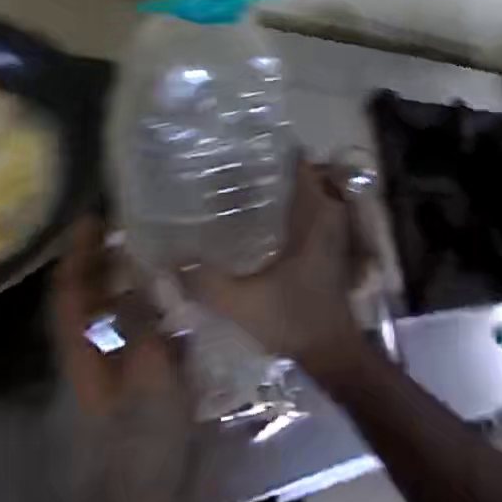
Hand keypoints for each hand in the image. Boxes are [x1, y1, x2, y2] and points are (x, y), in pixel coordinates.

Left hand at [51, 220, 190, 501]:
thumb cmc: (141, 438)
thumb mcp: (145, 373)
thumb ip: (139, 318)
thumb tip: (136, 266)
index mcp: (83, 348)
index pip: (69, 288)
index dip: (77, 250)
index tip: (94, 213)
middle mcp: (95, 350)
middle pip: (94, 293)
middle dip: (109, 255)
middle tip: (141, 217)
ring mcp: (118, 365)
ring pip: (121, 309)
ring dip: (135, 276)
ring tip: (166, 243)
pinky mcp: (143, 377)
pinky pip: (147, 327)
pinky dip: (159, 304)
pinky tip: (187, 292)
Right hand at [187, 160, 365, 371]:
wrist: (333, 354)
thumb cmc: (294, 320)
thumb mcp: (242, 303)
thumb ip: (205, 281)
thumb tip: (168, 260)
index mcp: (315, 214)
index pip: (299, 164)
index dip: (271, 151)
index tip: (239, 147)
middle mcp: (328, 214)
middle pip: (299, 175)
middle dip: (266, 169)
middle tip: (227, 168)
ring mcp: (331, 230)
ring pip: (304, 194)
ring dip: (275, 190)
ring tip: (234, 189)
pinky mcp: (326, 246)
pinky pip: (307, 211)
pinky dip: (284, 209)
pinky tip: (253, 221)